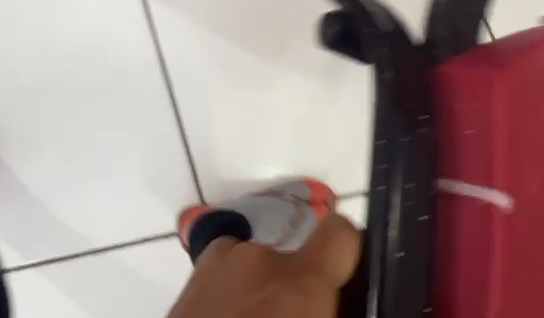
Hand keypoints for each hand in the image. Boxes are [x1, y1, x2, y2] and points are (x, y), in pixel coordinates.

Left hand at [166, 213, 362, 317]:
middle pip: (296, 267)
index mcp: (298, 286)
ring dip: (266, 302)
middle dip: (302, 301)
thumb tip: (325, 306)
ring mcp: (217, 263)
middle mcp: (259, 260)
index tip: (353, 283)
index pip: (341, 234)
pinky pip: (228, 281)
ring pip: (259, 274)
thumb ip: (322, 312)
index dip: (351, 253)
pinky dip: (236, 304)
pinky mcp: (190, 279)